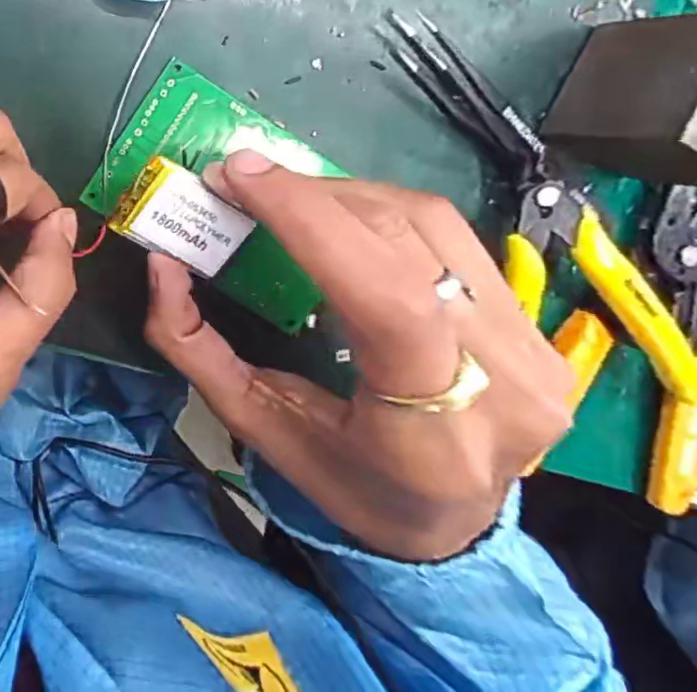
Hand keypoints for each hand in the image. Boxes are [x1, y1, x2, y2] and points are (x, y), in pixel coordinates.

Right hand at [145, 150, 574, 560]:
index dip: (310, 221)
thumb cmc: (345, 480)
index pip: (388, 299)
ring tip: (278, 195)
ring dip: (339, 192)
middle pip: (404, 241)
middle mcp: (506, 381)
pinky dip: (374, 206)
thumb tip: (162, 264)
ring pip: (429, 220)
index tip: (239, 175)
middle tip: (237, 180)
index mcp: (434, 432)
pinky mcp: (532, 320)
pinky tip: (331, 216)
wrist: (453, 521)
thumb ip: (193, 345)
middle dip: (308, 194)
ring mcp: (534, 346)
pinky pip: (446, 231)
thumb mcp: (252, 423)